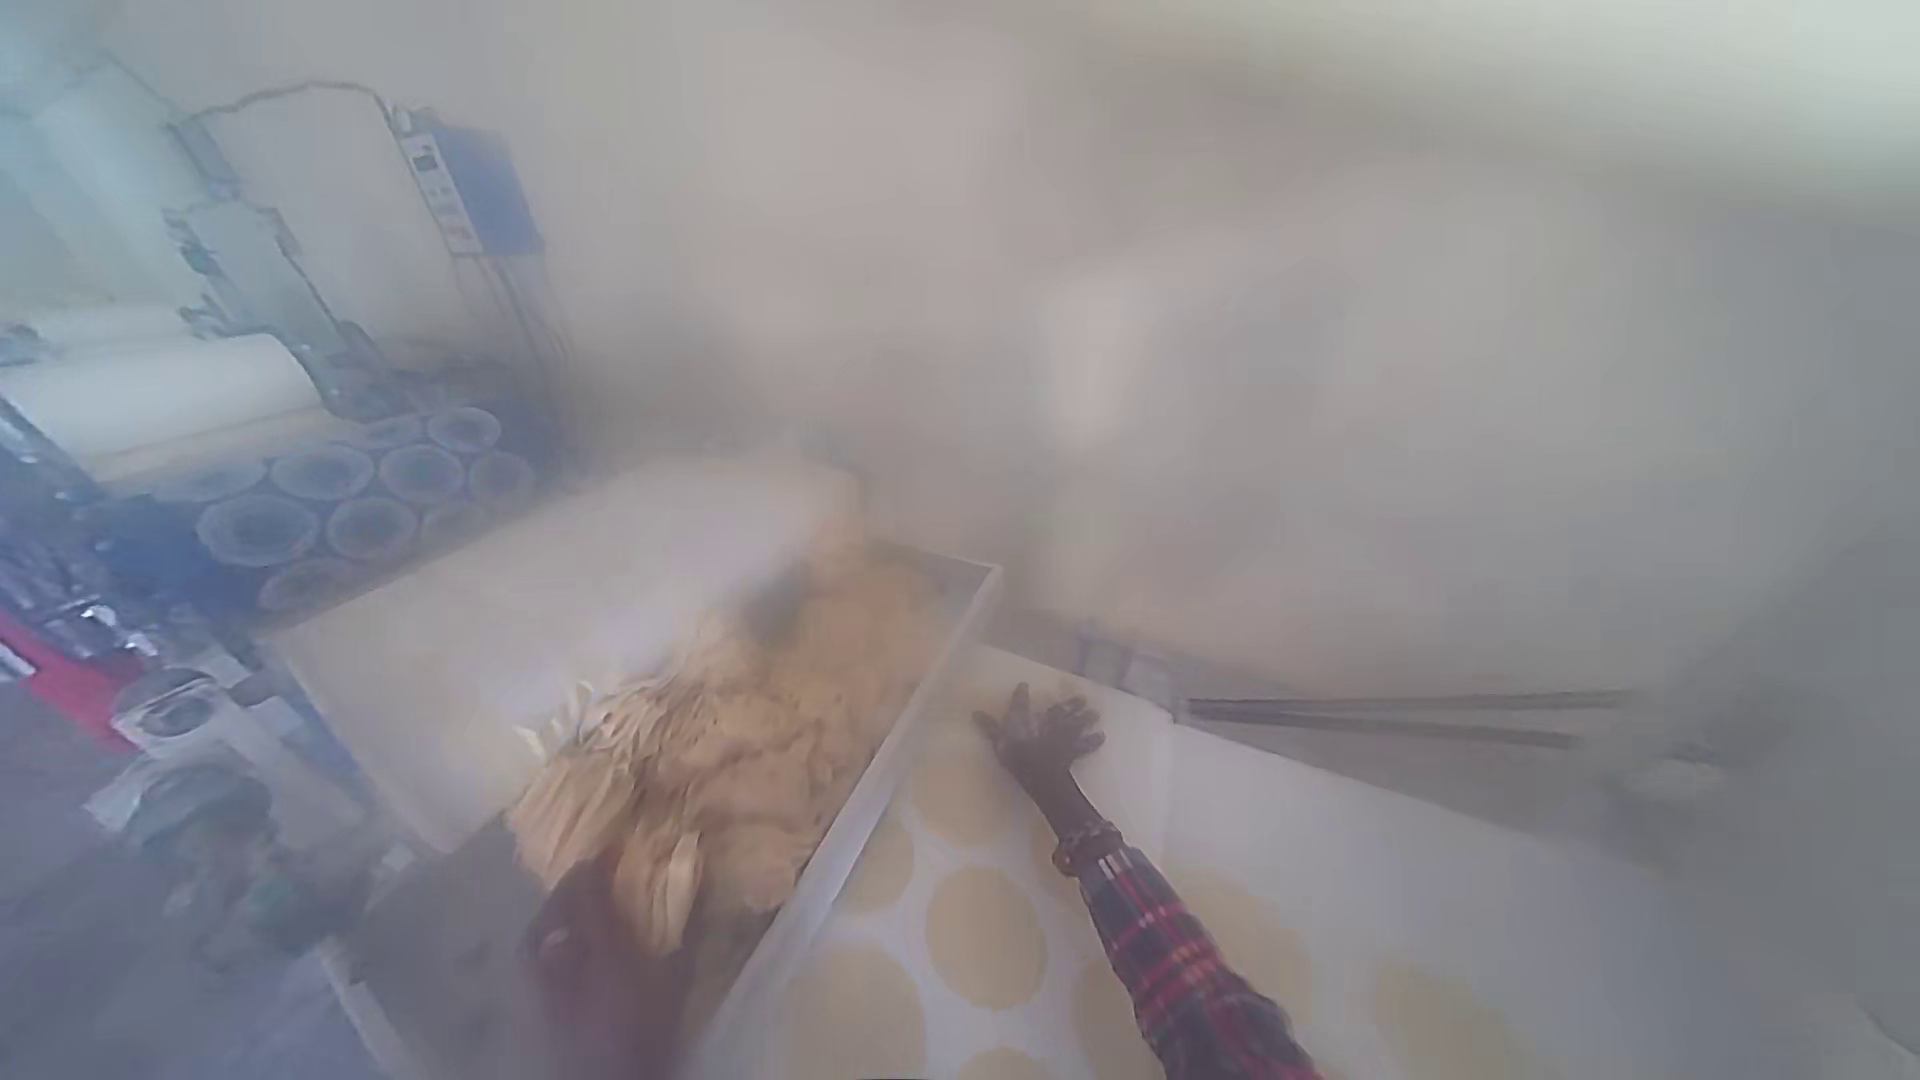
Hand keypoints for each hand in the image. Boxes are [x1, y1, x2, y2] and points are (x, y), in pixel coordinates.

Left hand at [524, 853, 691, 1079]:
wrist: (619, 1079)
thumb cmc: (655, 1022)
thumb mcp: (679, 973)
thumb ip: (689, 924)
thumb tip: (701, 876)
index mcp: (608, 951)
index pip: (593, 897)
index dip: (599, 866)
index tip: (613, 845)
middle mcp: (571, 965)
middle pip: (556, 914)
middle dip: (568, 886)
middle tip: (586, 868)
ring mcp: (548, 989)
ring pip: (536, 938)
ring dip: (551, 910)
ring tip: (568, 898)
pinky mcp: (540, 1009)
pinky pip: (534, 960)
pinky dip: (544, 937)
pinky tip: (560, 937)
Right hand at [973, 682, 1103, 794]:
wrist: (1041, 773)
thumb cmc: (1017, 757)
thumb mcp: (999, 742)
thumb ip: (989, 728)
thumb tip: (974, 712)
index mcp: (1027, 719)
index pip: (1022, 703)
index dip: (1021, 694)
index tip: (1023, 684)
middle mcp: (1046, 721)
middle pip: (1059, 710)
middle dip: (1070, 704)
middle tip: (1081, 697)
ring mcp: (1062, 735)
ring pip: (1076, 723)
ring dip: (1086, 718)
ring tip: (1096, 713)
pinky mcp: (1072, 750)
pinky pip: (1085, 745)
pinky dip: (1093, 741)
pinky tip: (1102, 737)